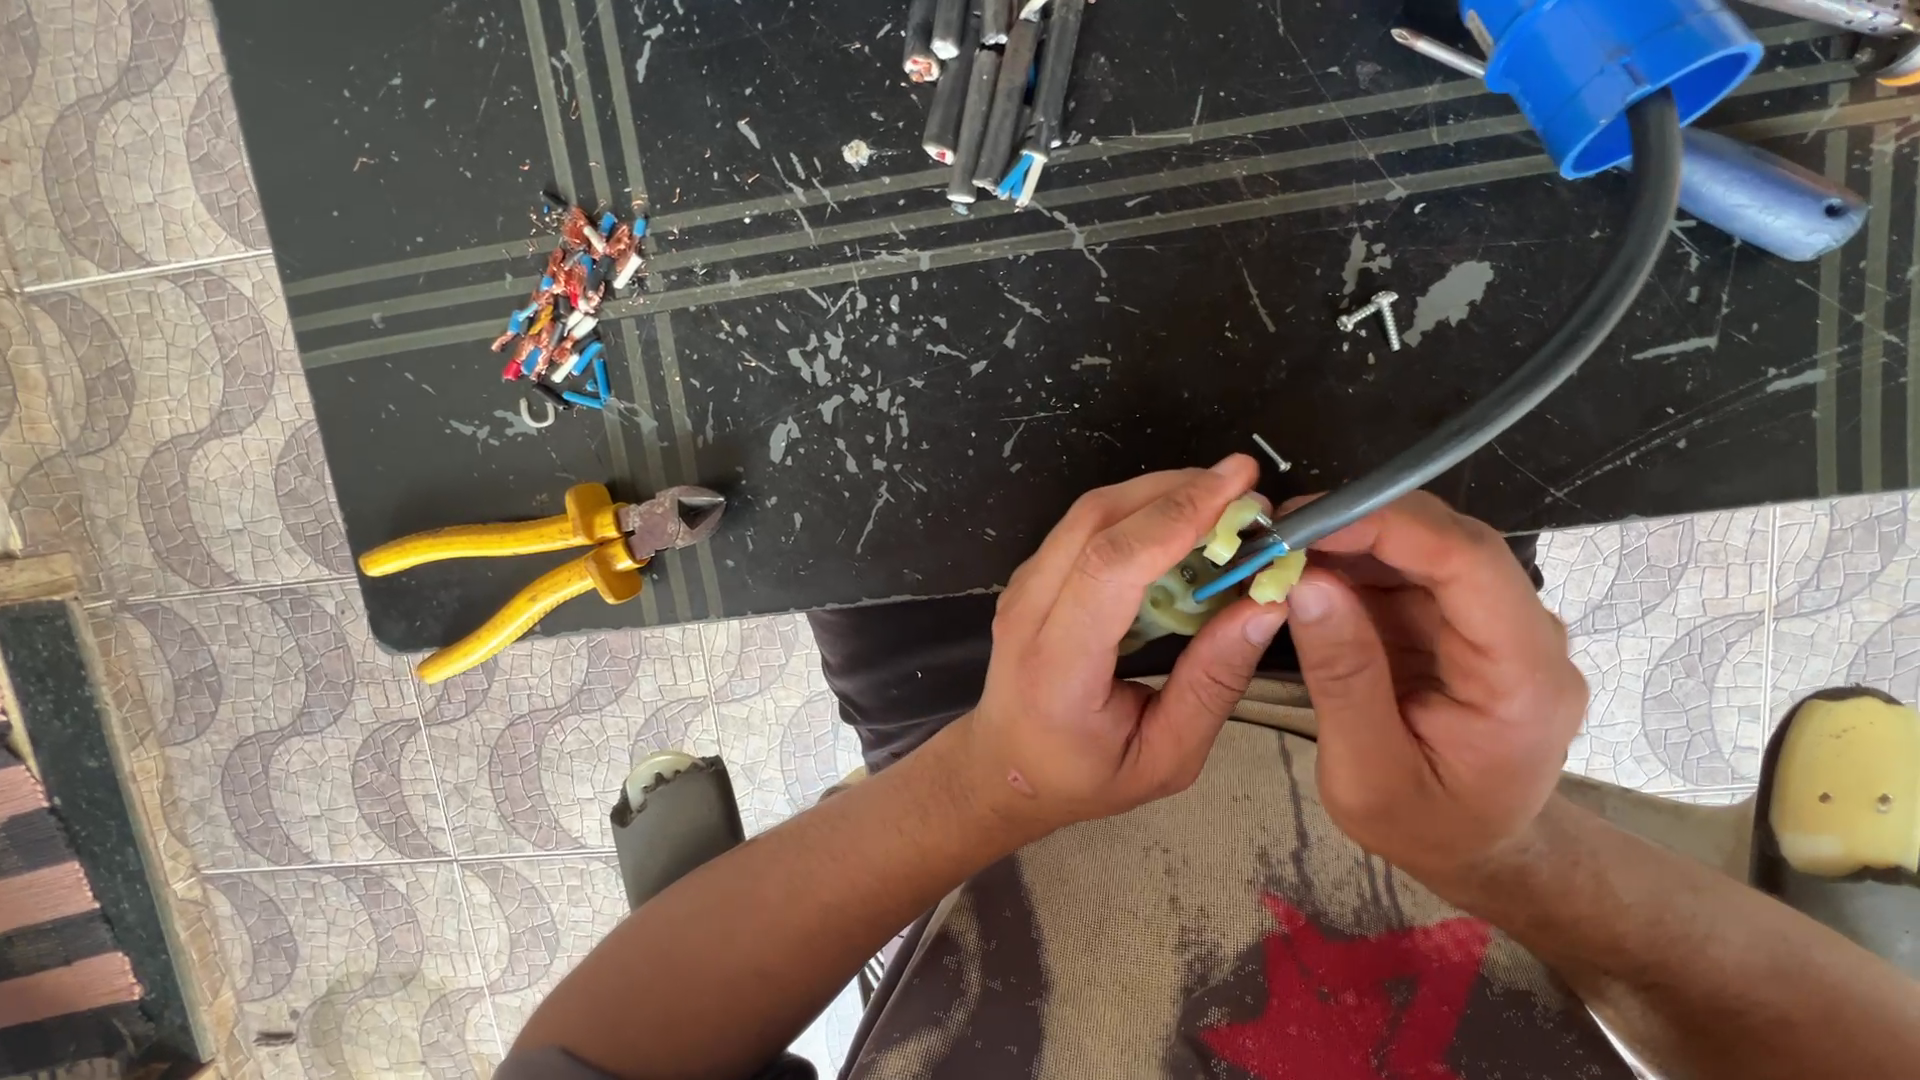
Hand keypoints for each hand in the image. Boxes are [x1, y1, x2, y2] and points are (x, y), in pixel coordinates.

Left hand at [956, 455, 1290, 839]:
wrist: (1007, 766)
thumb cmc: (1084, 774)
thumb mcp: (1165, 756)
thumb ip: (1212, 684)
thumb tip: (1266, 605)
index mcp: (1057, 666)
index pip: (1110, 568)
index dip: (1175, 517)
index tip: (1239, 486)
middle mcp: (1027, 613)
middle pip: (1096, 521)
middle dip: (1177, 489)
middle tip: (1246, 487)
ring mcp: (1021, 588)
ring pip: (1089, 513)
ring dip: (1159, 492)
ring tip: (1224, 499)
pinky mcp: (1031, 576)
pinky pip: (1084, 526)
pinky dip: (1138, 510)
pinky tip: (1182, 521)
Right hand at [1285, 492, 1585, 892]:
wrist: (1476, 850)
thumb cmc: (1426, 825)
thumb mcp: (1367, 772)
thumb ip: (1343, 678)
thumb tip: (1302, 584)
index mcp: (1522, 674)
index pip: (1468, 562)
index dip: (1387, 525)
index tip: (1303, 524)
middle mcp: (1522, 631)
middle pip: (1448, 540)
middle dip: (1358, 522)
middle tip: (1273, 534)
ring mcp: (1490, 620)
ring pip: (1422, 544)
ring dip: (1346, 539)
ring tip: (1275, 552)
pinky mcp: (1454, 619)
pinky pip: (1403, 569)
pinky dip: (1347, 562)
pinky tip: (1300, 571)